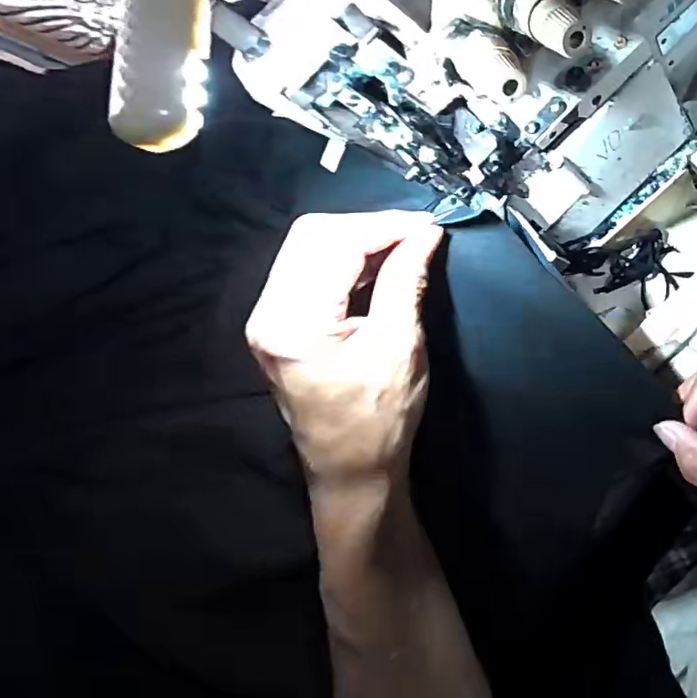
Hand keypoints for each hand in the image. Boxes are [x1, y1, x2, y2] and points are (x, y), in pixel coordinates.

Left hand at [247, 211, 445, 490]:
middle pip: (314, 235)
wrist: (352, 472)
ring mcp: (268, 317)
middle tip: (416, 233)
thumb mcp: (400, 345)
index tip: (428, 226)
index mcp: (293, 324)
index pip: (337, 245)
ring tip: (403, 244)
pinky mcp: (278, 321)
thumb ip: (406, 280)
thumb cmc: (379, 419)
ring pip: (309, 245)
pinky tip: (378, 261)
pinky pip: (309, 267)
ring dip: (359, 237)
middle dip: (370, 226)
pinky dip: (346, 256)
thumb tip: (425, 234)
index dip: (386, 227)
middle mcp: (268, 314)